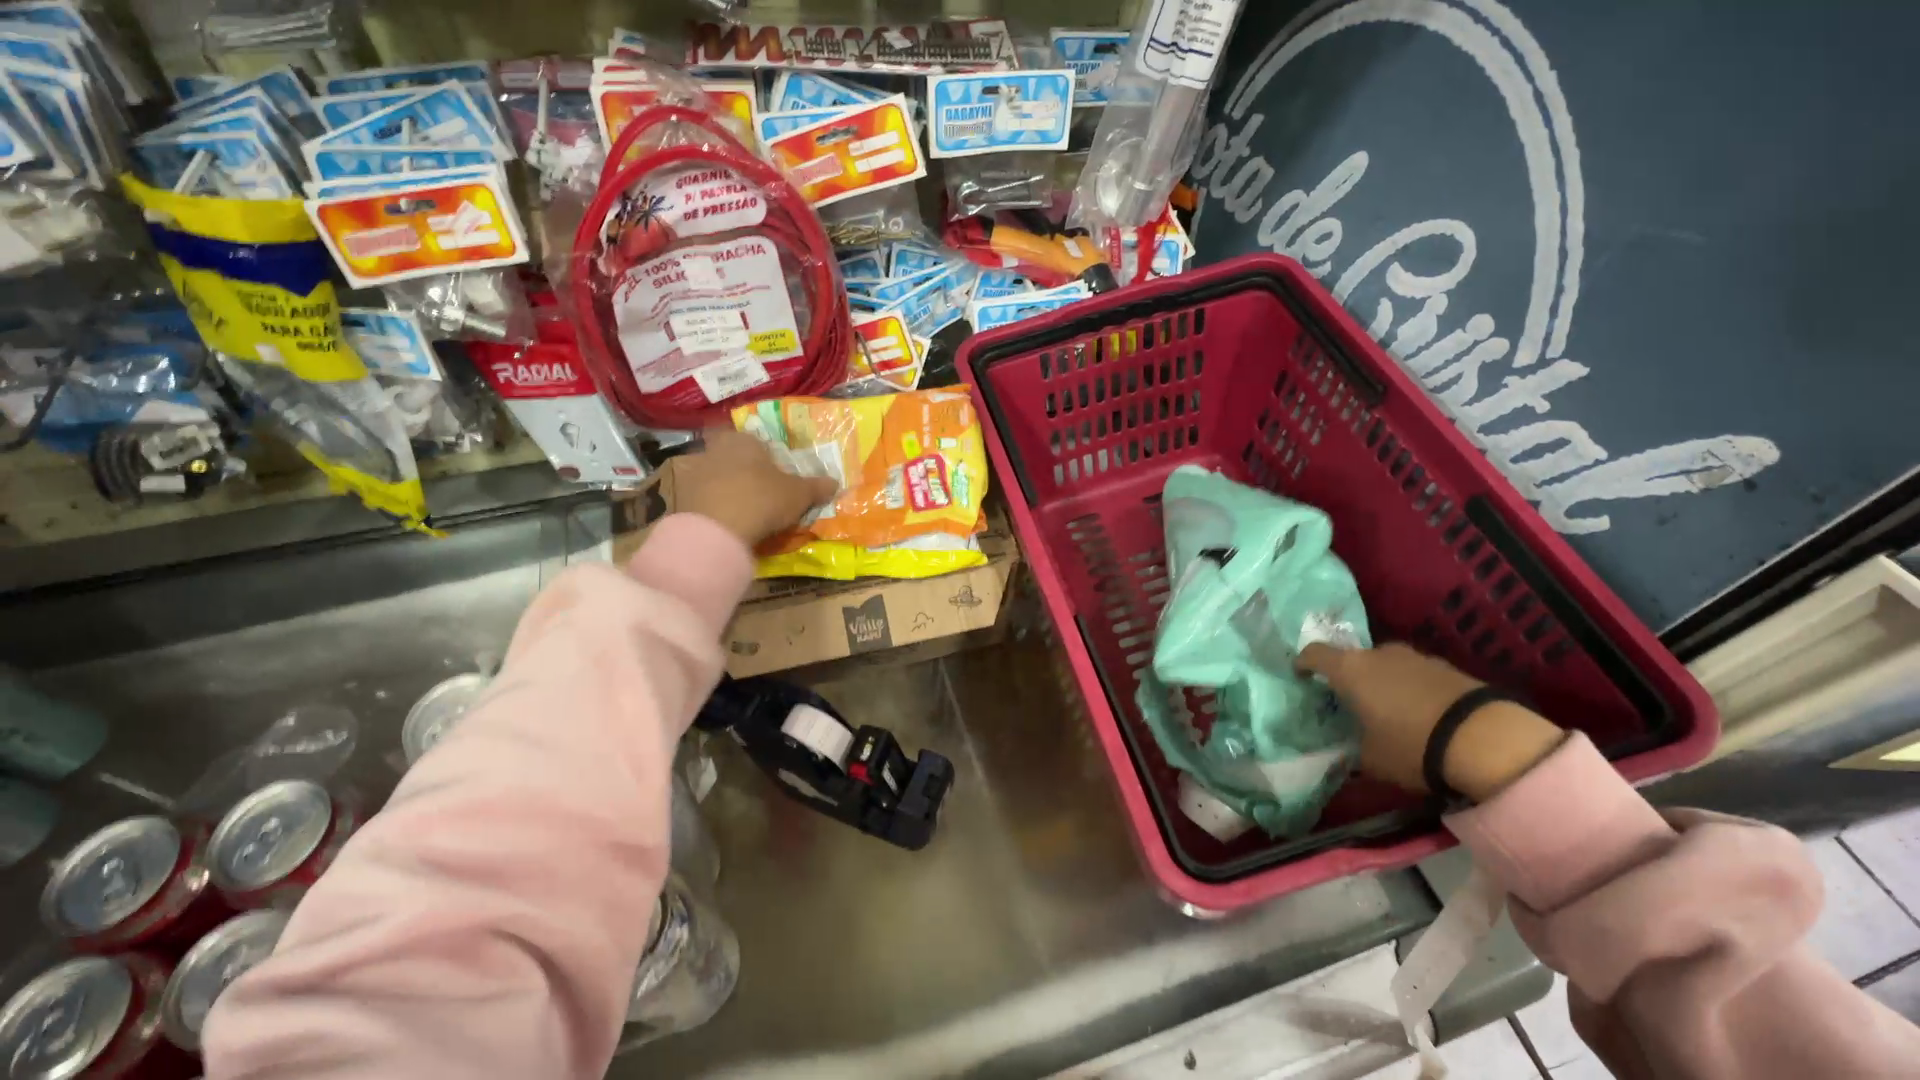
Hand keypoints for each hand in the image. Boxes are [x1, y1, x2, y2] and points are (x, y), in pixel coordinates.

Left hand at [673, 428, 838, 546]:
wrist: (717, 530)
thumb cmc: (762, 498)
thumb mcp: (798, 494)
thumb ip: (816, 487)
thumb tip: (834, 482)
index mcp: (742, 440)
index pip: (753, 439)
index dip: (764, 455)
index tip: (774, 472)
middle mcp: (714, 449)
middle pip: (731, 457)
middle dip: (743, 472)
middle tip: (760, 492)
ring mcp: (694, 473)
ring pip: (715, 478)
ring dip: (726, 490)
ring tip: (744, 511)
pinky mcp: (681, 499)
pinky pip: (704, 500)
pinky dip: (715, 508)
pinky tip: (728, 524)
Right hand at [1297, 643, 1563, 800]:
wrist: (1485, 738)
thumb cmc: (1411, 745)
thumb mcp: (1370, 759)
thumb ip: (1352, 746)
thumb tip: (1350, 744)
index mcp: (1350, 670)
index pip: (1314, 654)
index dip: (1304, 664)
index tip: (1301, 676)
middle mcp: (1379, 654)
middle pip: (1354, 660)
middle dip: (1349, 679)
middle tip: (1350, 704)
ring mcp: (1416, 657)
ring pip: (1387, 666)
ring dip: (1383, 683)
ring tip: (1387, 711)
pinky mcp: (1447, 667)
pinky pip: (1415, 675)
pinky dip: (1410, 689)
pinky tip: (1419, 713)